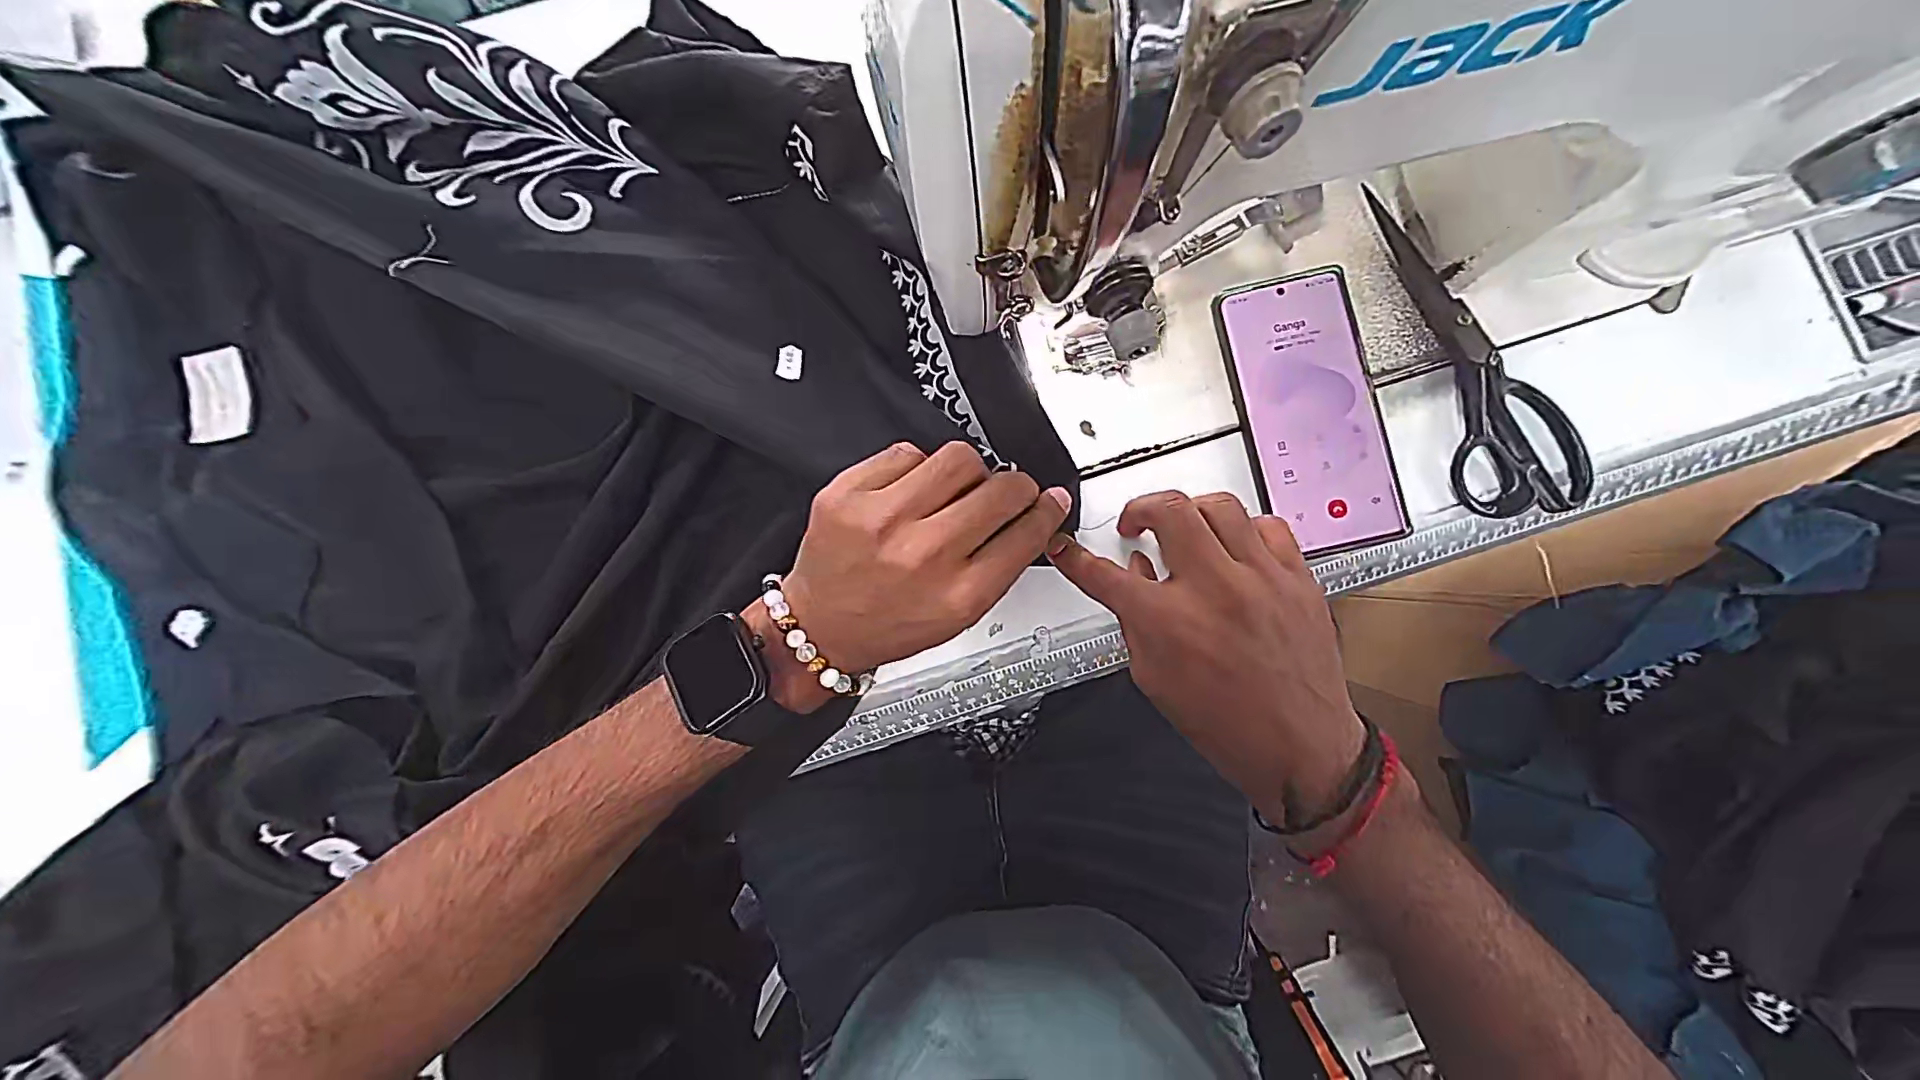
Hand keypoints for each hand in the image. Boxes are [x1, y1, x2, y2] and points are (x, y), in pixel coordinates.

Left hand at [747, 442, 1071, 711]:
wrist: (820, 626)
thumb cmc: (887, 625)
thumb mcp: (958, 616)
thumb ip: (999, 567)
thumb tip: (1031, 517)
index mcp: (958, 594)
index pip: (1026, 533)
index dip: (1046, 510)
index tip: (1049, 501)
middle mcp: (922, 555)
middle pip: (1001, 490)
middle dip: (1015, 487)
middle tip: (1007, 491)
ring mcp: (882, 520)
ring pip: (959, 458)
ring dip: (968, 471)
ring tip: (954, 490)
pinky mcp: (848, 494)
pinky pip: (908, 452)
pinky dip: (918, 466)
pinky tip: (911, 490)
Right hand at [1047, 491, 1364, 820]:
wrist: (1300, 749)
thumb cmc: (1230, 724)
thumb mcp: (1156, 679)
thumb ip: (1135, 623)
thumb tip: (1132, 579)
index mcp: (1169, 623)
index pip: (1103, 573)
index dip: (1075, 557)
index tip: (1069, 547)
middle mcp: (1215, 591)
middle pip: (1168, 511)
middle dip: (1139, 508)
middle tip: (1135, 522)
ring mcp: (1261, 580)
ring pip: (1219, 506)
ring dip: (1190, 510)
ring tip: (1184, 526)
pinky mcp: (1297, 581)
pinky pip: (1269, 526)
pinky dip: (1243, 528)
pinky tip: (1235, 544)